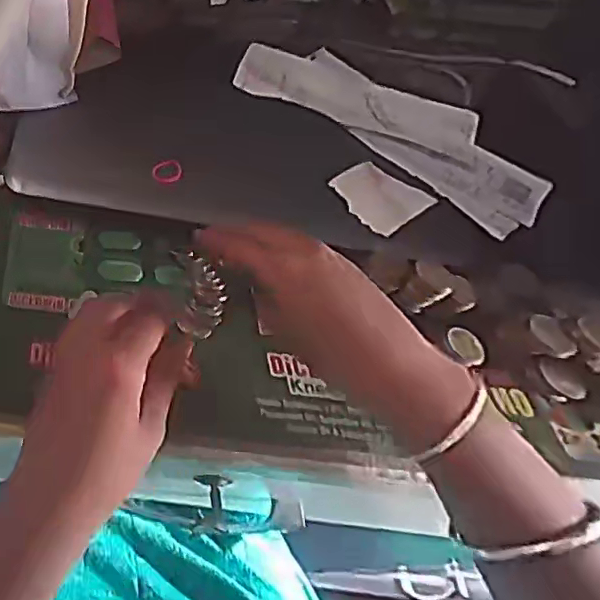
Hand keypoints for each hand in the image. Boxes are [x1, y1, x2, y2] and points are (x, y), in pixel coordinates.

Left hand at [9, 293, 190, 532]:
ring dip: (121, 308)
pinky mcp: (53, 362)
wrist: (51, 492)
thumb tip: (182, 344)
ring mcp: (65, 351)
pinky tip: (117, 346)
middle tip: (169, 322)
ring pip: (93, 308)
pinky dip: (100, 322)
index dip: (174, 313)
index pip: (150, 316)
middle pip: (117, 302)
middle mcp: (87, 346)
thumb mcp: (151, 428)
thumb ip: (166, 378)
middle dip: (146, 304)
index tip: (191, 320)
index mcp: (118, 362)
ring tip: (146, 331)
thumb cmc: (109, 472)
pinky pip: (79, 326)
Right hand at [194, 222, 474, 451]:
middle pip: (262, 230)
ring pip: (283, 234)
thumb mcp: (287, 336)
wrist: (398, 369)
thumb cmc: (341, 361)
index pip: (241, 245)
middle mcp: (308, 254)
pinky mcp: (346, 266)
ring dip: (259, 236)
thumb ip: (265, 304)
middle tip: (214, 240)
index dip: (217, 241)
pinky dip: (281, 246)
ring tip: (241, 249)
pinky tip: (277, 263)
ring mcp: (330, 257)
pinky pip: (302, 245)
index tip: (200, 240)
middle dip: (235, 232)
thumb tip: (253, 291)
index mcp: (287, 270)